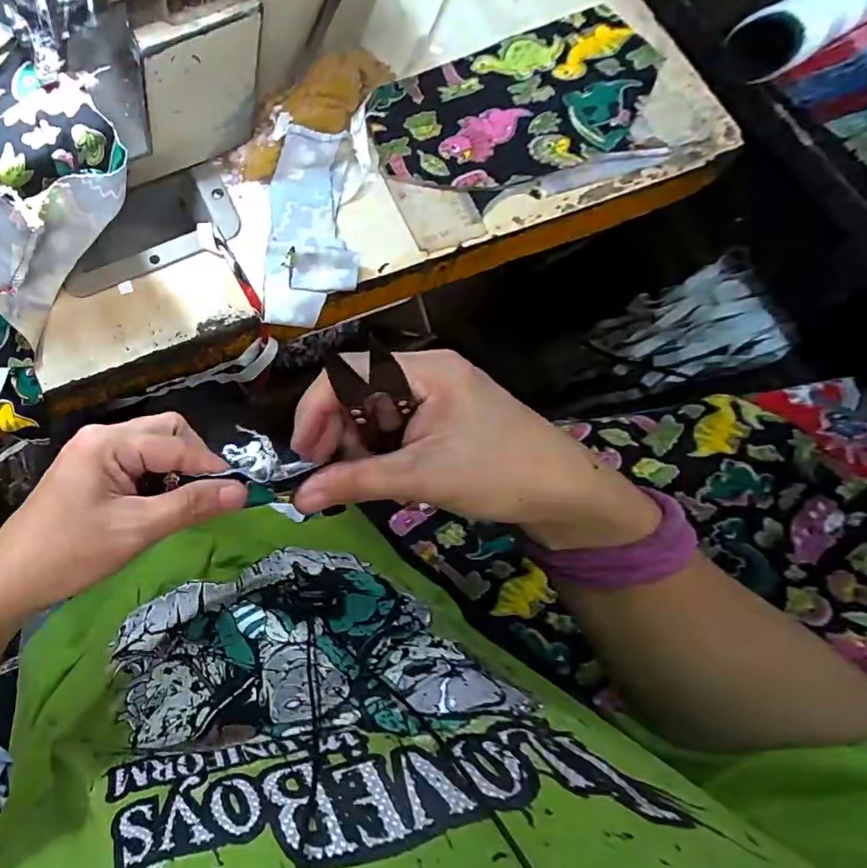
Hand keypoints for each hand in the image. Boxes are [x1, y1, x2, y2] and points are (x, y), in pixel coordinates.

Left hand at [0, 413, 247, 626]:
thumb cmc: (71, 553)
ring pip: (150, 448)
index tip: (239, 495)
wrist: (10, 578)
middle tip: (209, 499)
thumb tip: (240, 491)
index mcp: (107, 442)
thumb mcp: (136, 530)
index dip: (210, 466)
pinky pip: (133, 463)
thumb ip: (189, 506)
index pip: (175, 442)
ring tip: (185, 506)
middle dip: (193, 460)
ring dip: (174, 470)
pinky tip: (158, 506)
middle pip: (164, 432)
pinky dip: (154, 479)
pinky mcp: (87, 471)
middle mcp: (100, 436)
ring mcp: (91, 452)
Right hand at [289, 350, 659, 549]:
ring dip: (352, 445)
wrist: (567, 496)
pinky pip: (387, 424)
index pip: (346, 373)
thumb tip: (298, 498)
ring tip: (358, 479)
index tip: (302, 452)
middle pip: (353, 391)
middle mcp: (424, 371)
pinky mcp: (436, 414)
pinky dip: (374, 450)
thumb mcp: (421, 478)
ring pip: (366, 410)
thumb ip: (355, 482)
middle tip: (325, 472)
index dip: (314, 410)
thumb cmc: (500, 475)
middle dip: (333, 431)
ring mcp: (431, 393)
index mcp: (425, 370)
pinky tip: (380, 475)